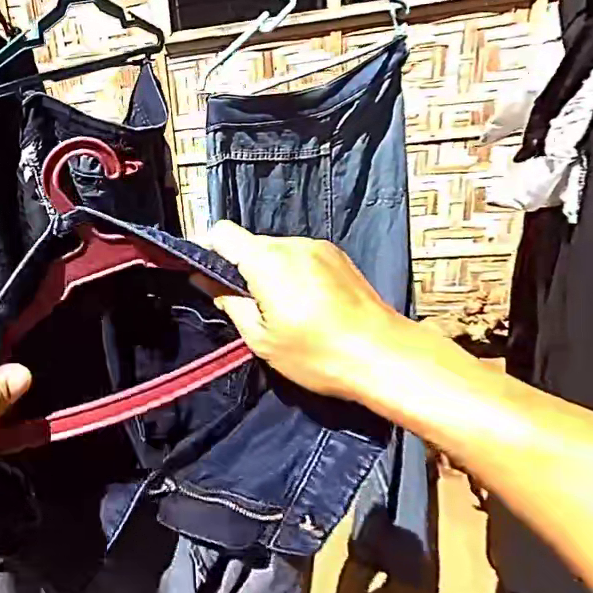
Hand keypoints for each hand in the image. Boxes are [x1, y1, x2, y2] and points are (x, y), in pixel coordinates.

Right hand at [203, 220, 440, 407]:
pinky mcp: (339, 258)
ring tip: (282, 310)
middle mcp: (292, 244)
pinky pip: (301, 257)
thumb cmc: (319, 354)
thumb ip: (227, 301)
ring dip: (269, 272)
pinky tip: (306, 305)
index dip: (205, 249)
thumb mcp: (260, 337)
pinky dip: (293, 274)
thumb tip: (204, 279)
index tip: (203, 273)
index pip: (221, 233)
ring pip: (276, 252)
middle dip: (240, 268)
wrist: (389, 359)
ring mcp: (319, 248)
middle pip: (250, 244)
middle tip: (246, 305)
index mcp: (266, 260)